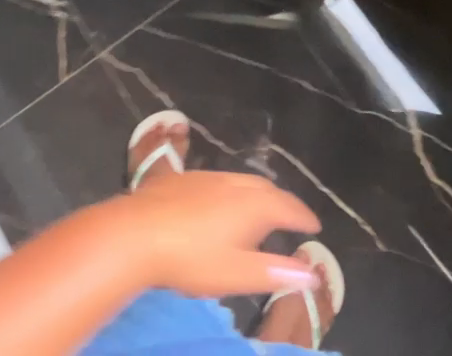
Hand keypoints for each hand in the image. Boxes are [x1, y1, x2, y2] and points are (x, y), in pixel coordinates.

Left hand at [82, 171, 321, 298]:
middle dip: (282, 201)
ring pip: (240, 181)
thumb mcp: (237, 274)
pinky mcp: (182, 178)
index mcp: (253, 205)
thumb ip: (276, 271)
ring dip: (256, 194)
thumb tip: (314, 273)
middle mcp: (233, 183)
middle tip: (291, 217)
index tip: (315, 226)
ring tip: (260, 209)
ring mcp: (205, 177)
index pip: (288, 207)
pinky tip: (219, 203)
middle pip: (266, 188)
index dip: (303, 216)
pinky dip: (231, 191)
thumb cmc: (191, 258)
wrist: (136, 232)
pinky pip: (217, 180)